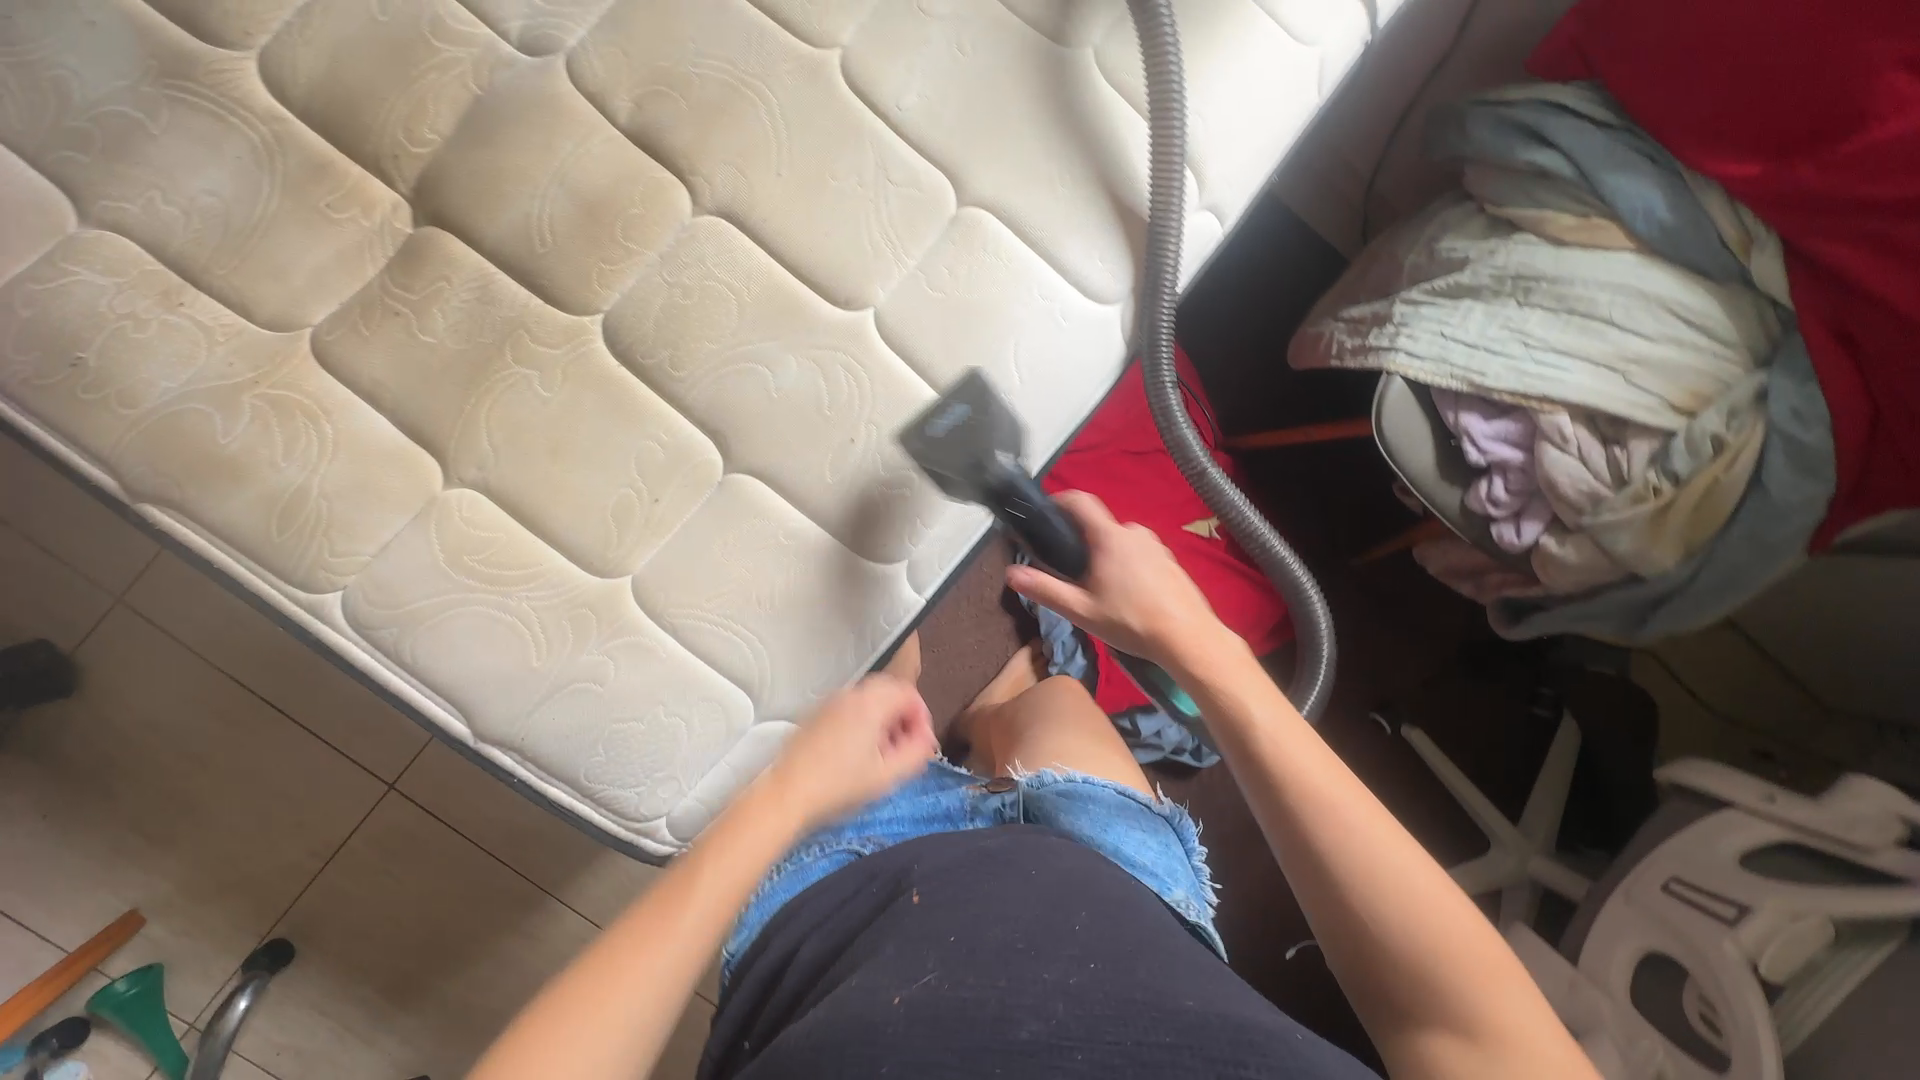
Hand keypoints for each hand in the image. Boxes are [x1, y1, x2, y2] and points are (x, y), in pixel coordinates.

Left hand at [760, 674, 937, 830]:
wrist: (785, 795)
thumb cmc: (839, 786)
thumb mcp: (888, 775)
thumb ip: (917, 752)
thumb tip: (926, 739)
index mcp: (870, 703)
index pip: (909, 693)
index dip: (921, 717)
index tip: (921, 745)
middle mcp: (850, 694)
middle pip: (889, 691)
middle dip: (903, 717)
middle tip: (904, 748)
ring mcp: (830, 703)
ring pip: (869, 699)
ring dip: (884, 720)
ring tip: (883, 754)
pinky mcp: (816, 715)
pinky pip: (850, 708)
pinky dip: (863, 722)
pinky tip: (858, 753)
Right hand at [1006, 490, 1234, 672]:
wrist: (1187, 638)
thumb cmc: (1130, 621)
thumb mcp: (1081, 610)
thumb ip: (1045, 590)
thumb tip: (1012, 574)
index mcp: (1110, 537)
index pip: (1080, 501)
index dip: (1060, 500)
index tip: (1046, 512)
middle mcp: (1134, 533)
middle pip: (1099, 527)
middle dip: (1083, 543)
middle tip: (1071, 572)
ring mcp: (1157, 546)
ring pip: (1121, 542)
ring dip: (1107, 556)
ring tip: (1100, 589)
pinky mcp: (1171, 561)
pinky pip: (1140, 554)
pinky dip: (1128, 566)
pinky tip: (1128, 596)